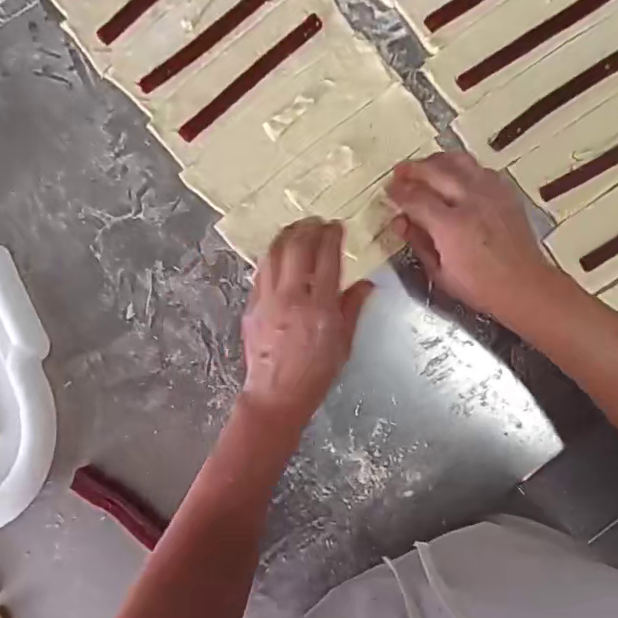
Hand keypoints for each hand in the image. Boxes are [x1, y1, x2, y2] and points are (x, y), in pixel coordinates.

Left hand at [239, 219, 372, 427]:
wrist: (277, 394)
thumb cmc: (315, 374)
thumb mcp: (343, 343)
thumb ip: (352, 308)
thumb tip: (365, 284)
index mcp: (320, 305)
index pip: (327, 256)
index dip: (332, 236)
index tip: (337, 227)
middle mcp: (292, 297)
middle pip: (298, 247)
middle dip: (309, 228)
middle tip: (317, 222)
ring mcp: (268, 300)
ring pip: (274, 254)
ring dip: (286, 236)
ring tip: (296, 230)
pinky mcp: (252, 307)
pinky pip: (261, 272)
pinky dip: (271, 258)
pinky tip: (278, 255)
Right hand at [387, 151, 563, 322]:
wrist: (523, 284)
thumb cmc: (479, 286)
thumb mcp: (439, 272)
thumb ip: (418, 242)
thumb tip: (401, 222)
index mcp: (451, 226)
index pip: (416, 198)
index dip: (398, 192)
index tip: (388, 191)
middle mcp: (471, 202)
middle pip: (435, 171)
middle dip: (413, 170)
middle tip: (400, 173)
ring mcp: (491, 194)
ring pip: (459, 161)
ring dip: (437, 161)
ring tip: (424, 166)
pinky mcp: (505, 193)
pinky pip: (479, 168)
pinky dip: (461, 167)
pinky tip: (454, 174)